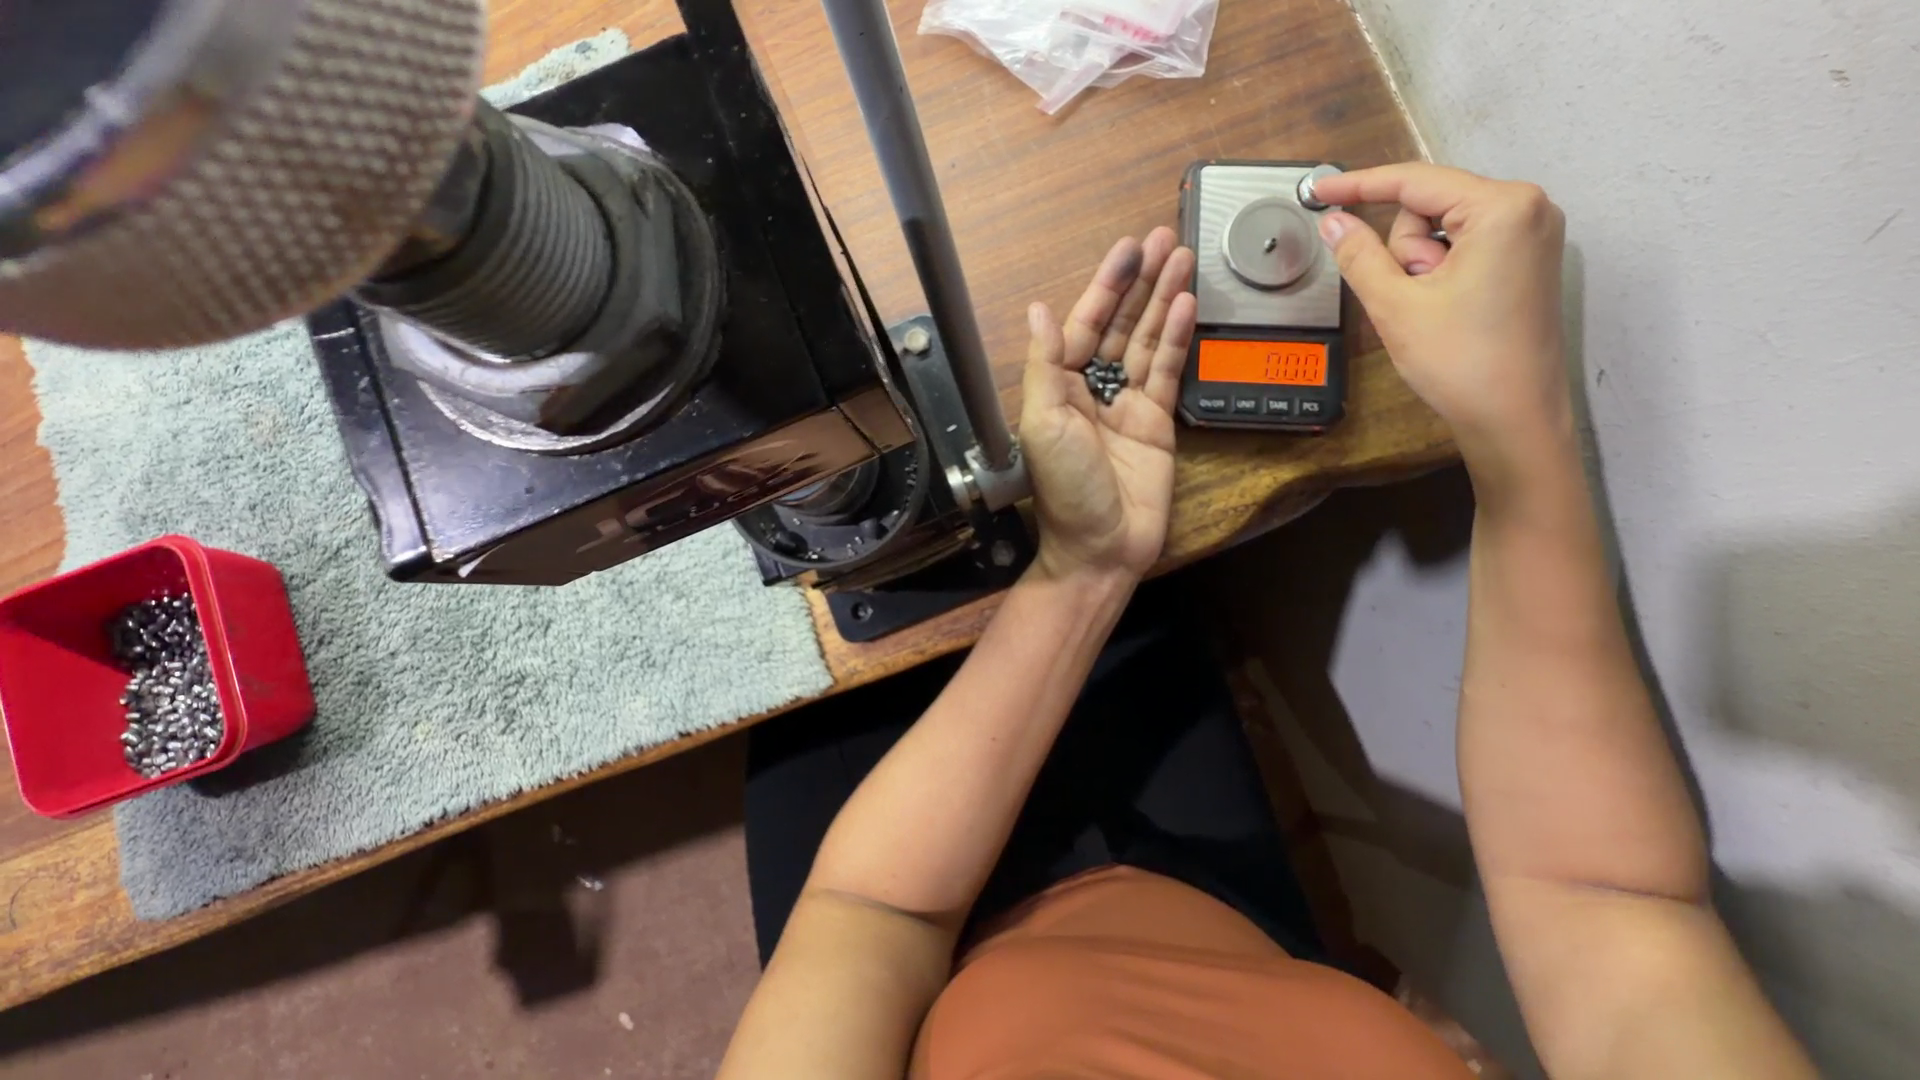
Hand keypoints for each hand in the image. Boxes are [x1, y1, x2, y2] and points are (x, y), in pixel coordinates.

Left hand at [1019, 227, 1196, 583]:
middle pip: (1119, 325)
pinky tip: (1187, 305)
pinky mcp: (1157, 422)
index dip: (1105, 287)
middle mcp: (1093, 389)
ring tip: (1183, 258)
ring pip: (1147, 341)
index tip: (1128, 250)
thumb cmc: (1067, 489)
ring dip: (1163, 300)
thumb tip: (1037, 310)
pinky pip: (1167, 372)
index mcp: (1059, 387)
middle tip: (1165, 239)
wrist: (1102, 546)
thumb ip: (1044, 365)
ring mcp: (1126, 404)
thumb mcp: (1044, 423)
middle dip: (1140, 282)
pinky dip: (1177, 339)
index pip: (1083, 324)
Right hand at [1310, 164, 1570, 468]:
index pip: (1415, 182)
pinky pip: (1464, 248)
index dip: (1359, 185)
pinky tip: (1442, 308)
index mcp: (1502, 208)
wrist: (1513, 417)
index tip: (1317, 188)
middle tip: (1410, 297)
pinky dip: (1440, 272)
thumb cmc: (1459, 360)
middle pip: (1430, 207)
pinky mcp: (1527, 261)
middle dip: (1404, 249)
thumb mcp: (1395, 305)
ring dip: (1420, 266)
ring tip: (1430, 309)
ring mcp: (1533, 234)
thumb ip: (1359, 255)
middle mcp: (1528, 208)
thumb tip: (1332, 221)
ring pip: (1443, 231)